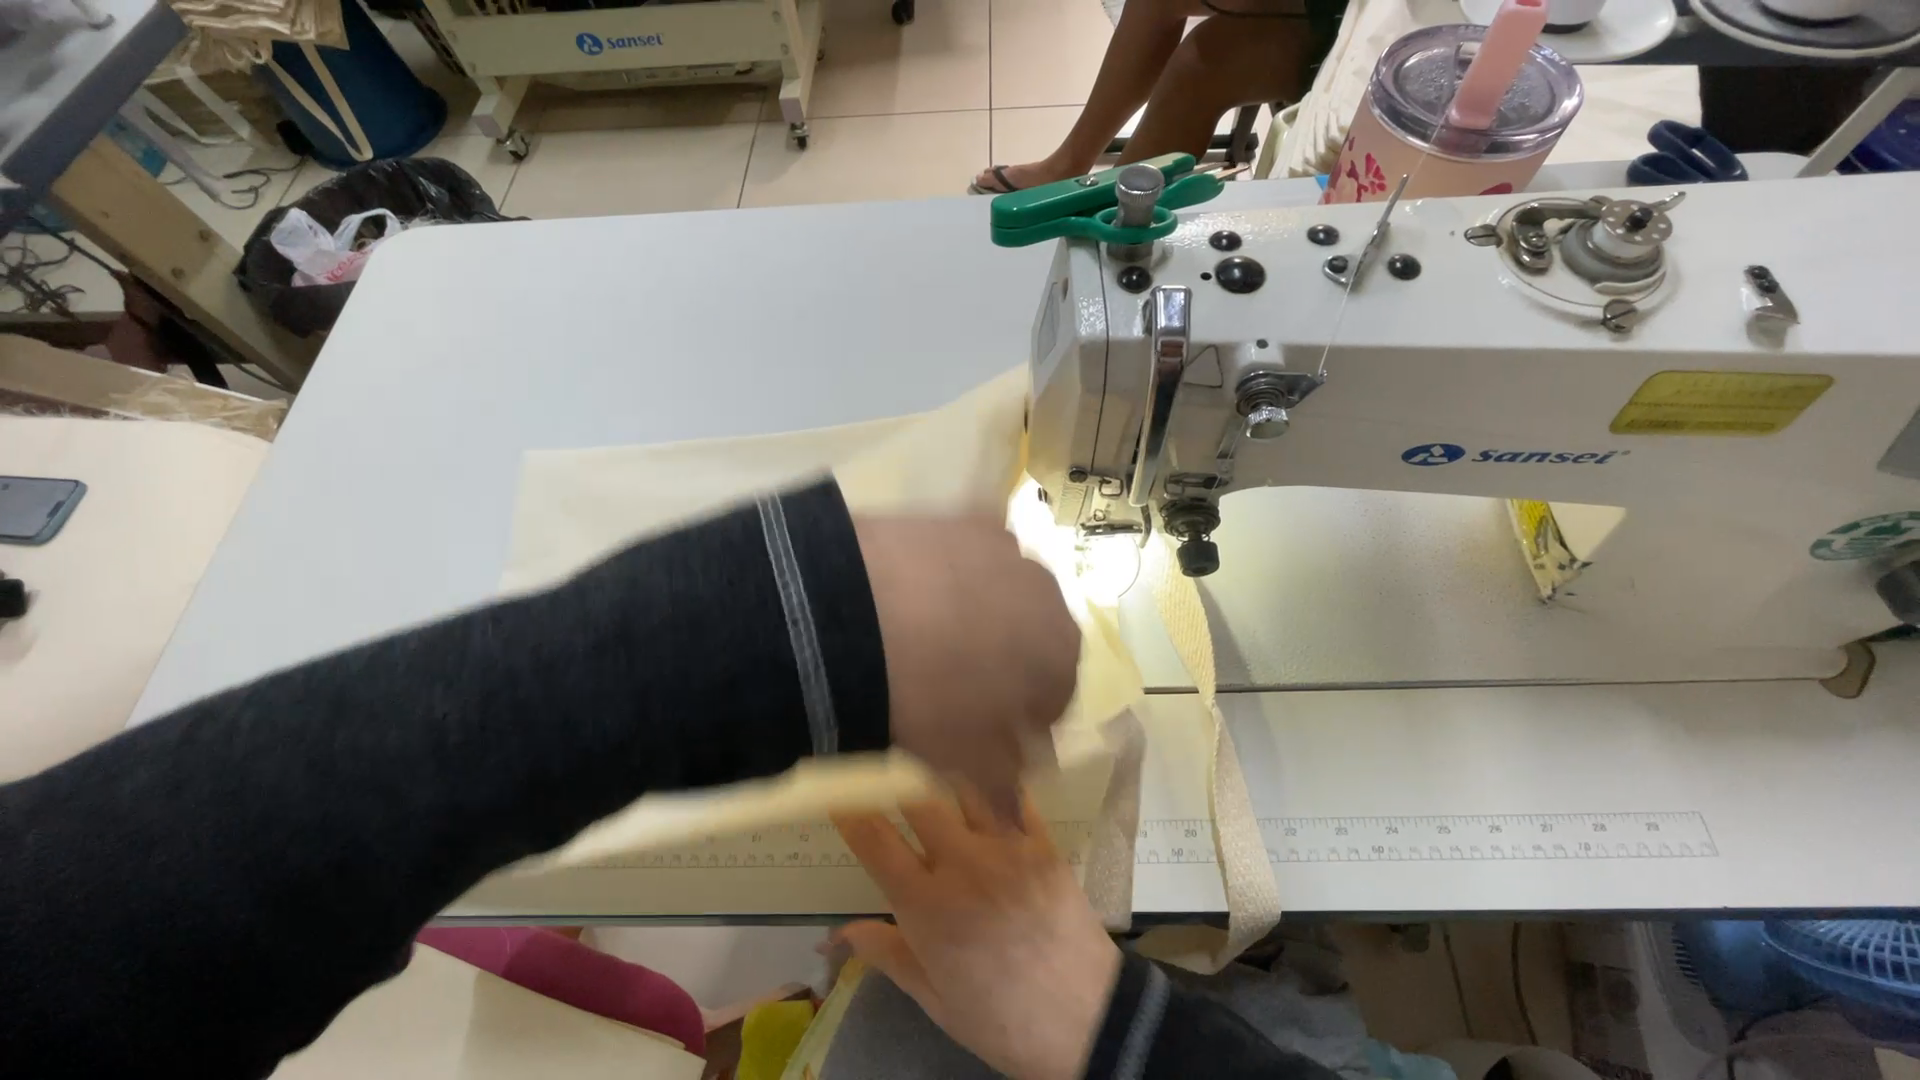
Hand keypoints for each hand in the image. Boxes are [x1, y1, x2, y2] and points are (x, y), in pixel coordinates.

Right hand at [832, 790, 1121, 1079]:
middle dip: (895, 779)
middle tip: (886, 771)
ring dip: (943, 776)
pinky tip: (987, 775)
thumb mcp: (934, 997)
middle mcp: (962, 864)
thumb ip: (885, 952)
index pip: (875, 842)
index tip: (837, 791)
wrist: (1087, 1022)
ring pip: (965, 788)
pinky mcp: (1044, 844)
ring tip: (933, 763)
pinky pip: (1015, 798)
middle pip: (918, 798)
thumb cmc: (1001, 1018)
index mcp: (927, 906)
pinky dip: (995, 784)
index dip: (850, 811)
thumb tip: (832, 937)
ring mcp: (1007, 849)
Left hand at [853, 517, 1079, 796]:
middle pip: (1032, 636)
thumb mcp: (962, 756)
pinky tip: (915, 587)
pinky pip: (964, 551)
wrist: (855, 614)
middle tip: (955, 684)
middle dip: (1006, 661)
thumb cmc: (925, 697)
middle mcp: (1046, 593)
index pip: (1056, 696)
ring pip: (999, 591)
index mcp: (1060, 654)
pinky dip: (949, 569)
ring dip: (979, 614)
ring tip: (927, 636)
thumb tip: (1014, 819)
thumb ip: (1000, 785)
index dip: (1022, 719)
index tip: (988, 732)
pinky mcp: (960, 514)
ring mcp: (1003, 546)